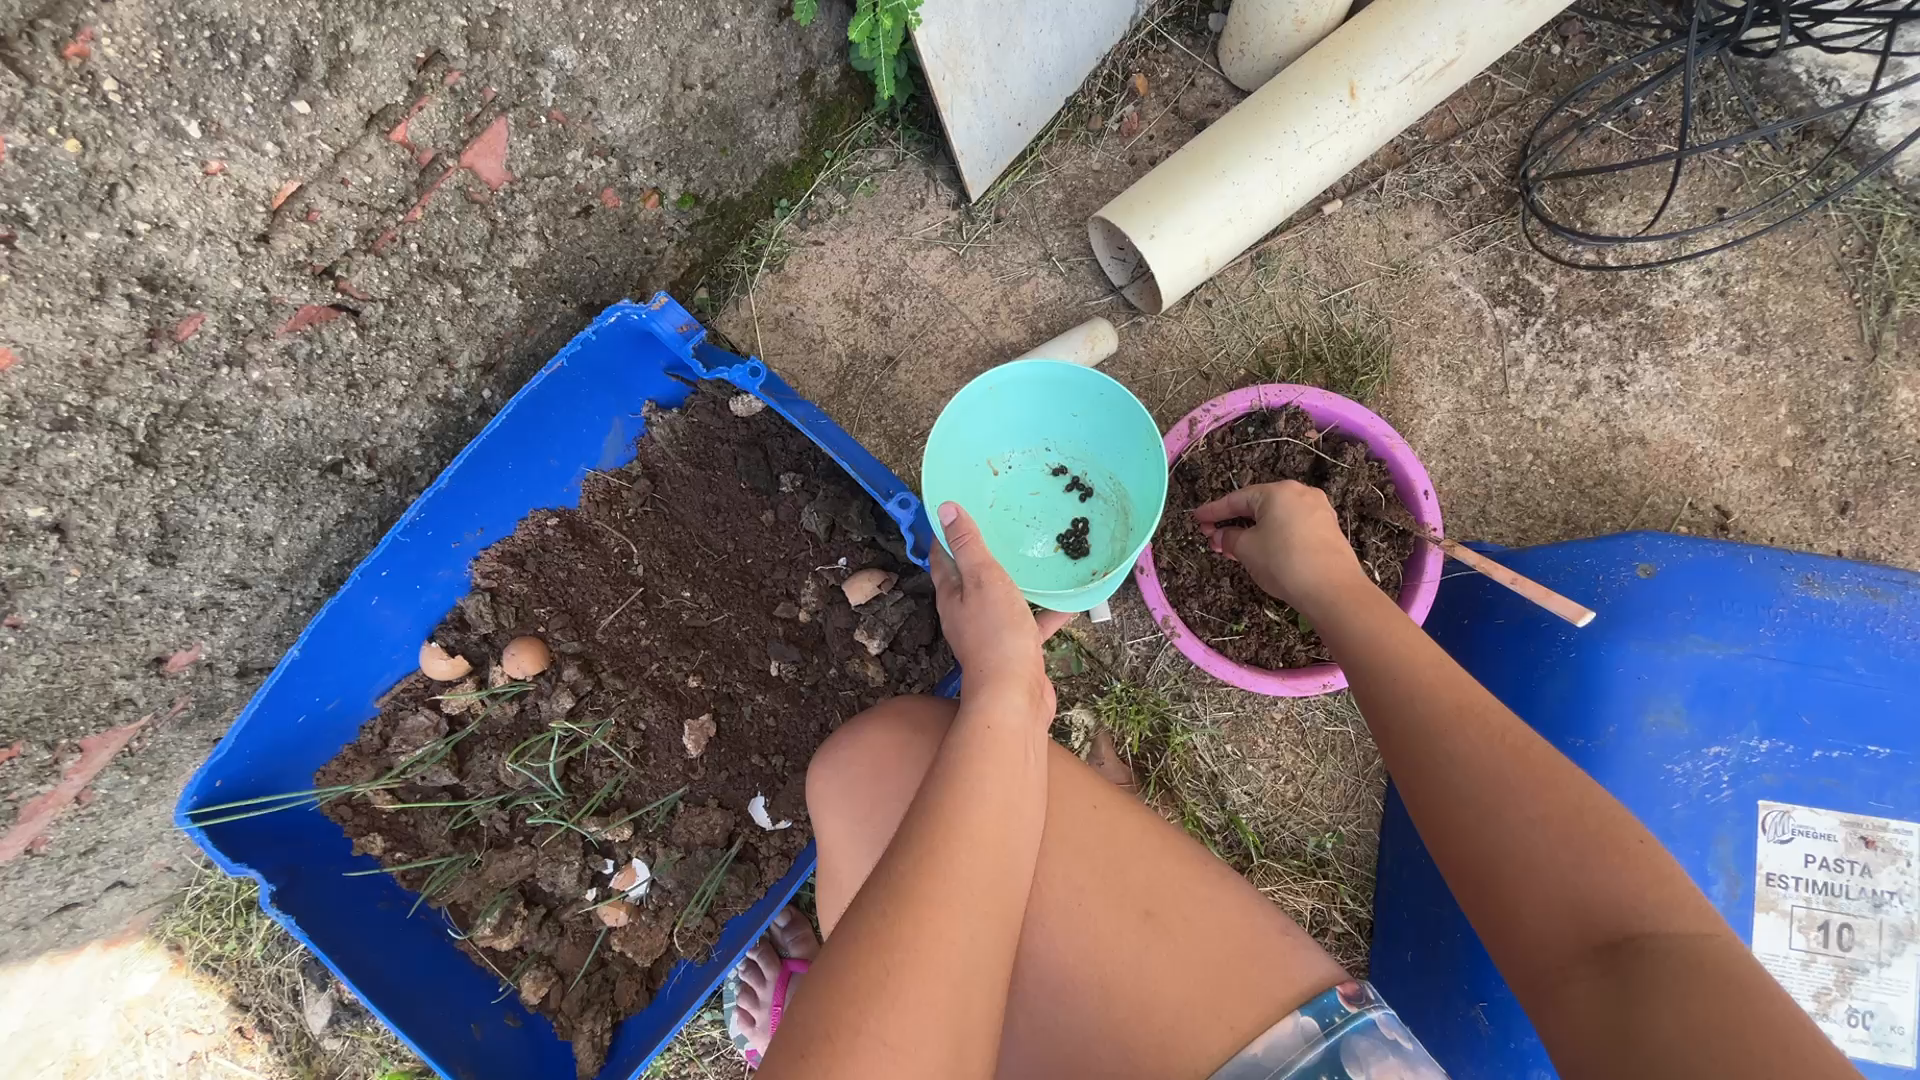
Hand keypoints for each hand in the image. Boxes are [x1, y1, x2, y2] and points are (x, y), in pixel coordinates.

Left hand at [929, 502, 1073, 720]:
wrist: (1014, 695)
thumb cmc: (995, 634)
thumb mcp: (982, 579)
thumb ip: (967, 545)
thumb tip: (945, 509)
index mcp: (952, 594)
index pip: (942, 555)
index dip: (947, 531)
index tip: (957, 508)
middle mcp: (966, 613)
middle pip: (972, 577)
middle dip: (983, 553)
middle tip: (1003, 526)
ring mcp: (991, 633)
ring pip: (1002, 599)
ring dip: (1015, 581)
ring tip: (1036, 559)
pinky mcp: (1015, 650)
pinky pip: (1031, 624)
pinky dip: (1046, 613)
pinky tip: (1070, 602)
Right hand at [1192, 481, 1367, 616]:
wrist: (1333, 590)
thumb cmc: (1283, 562)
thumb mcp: (1246, 549)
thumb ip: (1229, 538)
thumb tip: (1221, 535)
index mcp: (1277, 492)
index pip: (1236, 499)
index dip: (1213, 511)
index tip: (1197, 518)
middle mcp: (1300, 494)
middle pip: (1257, 507)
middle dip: (1233, 523)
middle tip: (1213, 539)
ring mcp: (1317, 511)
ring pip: (1275, 518)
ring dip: (1252, 532)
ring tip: (1234, 550)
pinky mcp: (1327, 529)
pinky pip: (1291, 527)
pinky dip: (1272, 536)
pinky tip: (1261, 552)